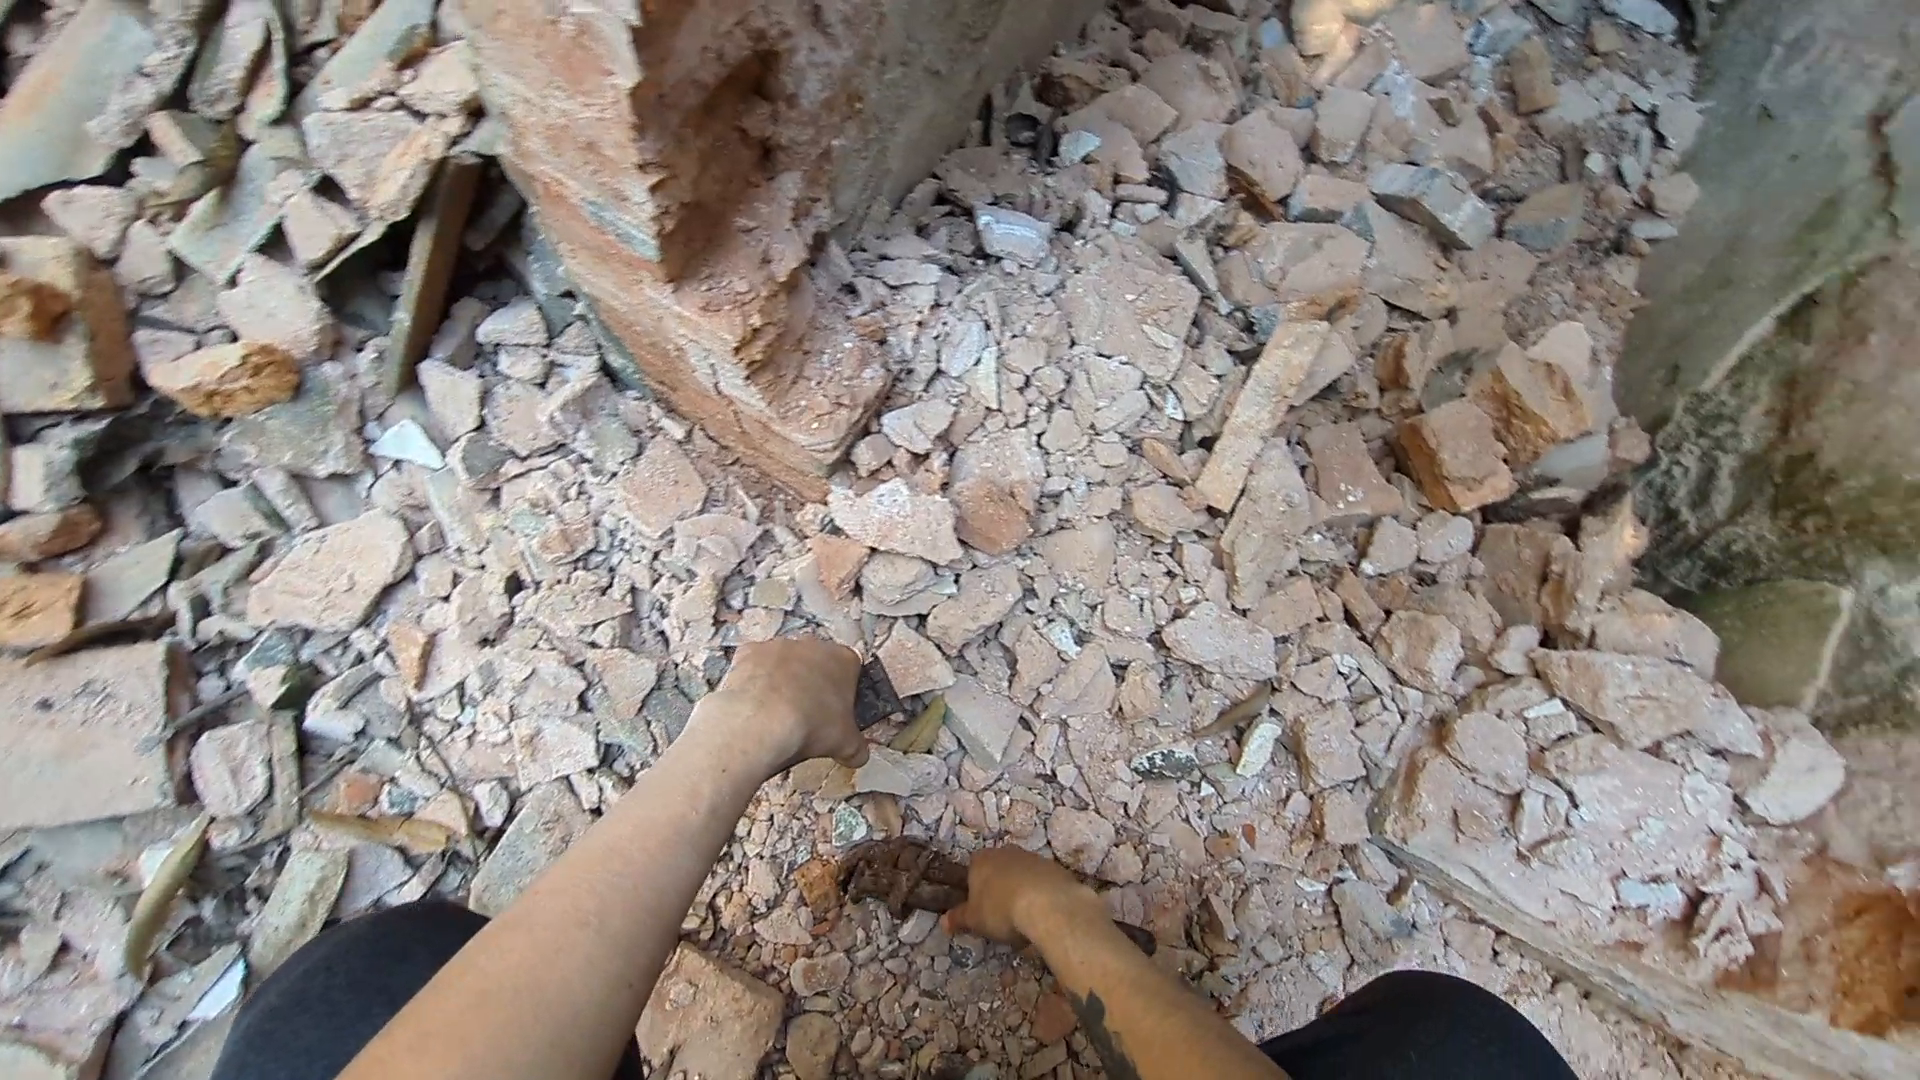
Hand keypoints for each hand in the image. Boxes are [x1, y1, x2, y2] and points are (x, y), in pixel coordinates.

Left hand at [693, 638, 868, 776]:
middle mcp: (813, 644)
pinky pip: (755, 664)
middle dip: (812, 684)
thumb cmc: (811, 726)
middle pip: (816, 663)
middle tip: (806, 715)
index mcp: (844, 660)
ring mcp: (780, 645)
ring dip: (783, 681)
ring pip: (785, 662)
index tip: (835, 713)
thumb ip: (857, 748)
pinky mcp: (749, 651)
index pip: (850, 670)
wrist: (761, 722)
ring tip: (776, 714)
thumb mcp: (846, 744)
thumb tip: (859, 756)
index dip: (843, 693)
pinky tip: (754, 703)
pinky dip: (754, 680)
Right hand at [944, 846, 1096, 945]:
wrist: (1047, 903)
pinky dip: (1040, 895)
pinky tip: (1042, 914)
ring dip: (1020, 891)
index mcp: (981, 860)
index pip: (973, 869)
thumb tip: (943, 922)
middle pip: (998, 869)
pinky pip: (1041, 882)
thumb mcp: (974, 920)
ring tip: (1023, 919)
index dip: (975, 889)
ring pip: (1021, 874)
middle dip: (999, 888)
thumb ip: (958, 919)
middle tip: (1000, 915)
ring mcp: (1031, 857)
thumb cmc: (1001, 909)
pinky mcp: (1053, 868)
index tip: (979, 910)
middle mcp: (1005, 852)